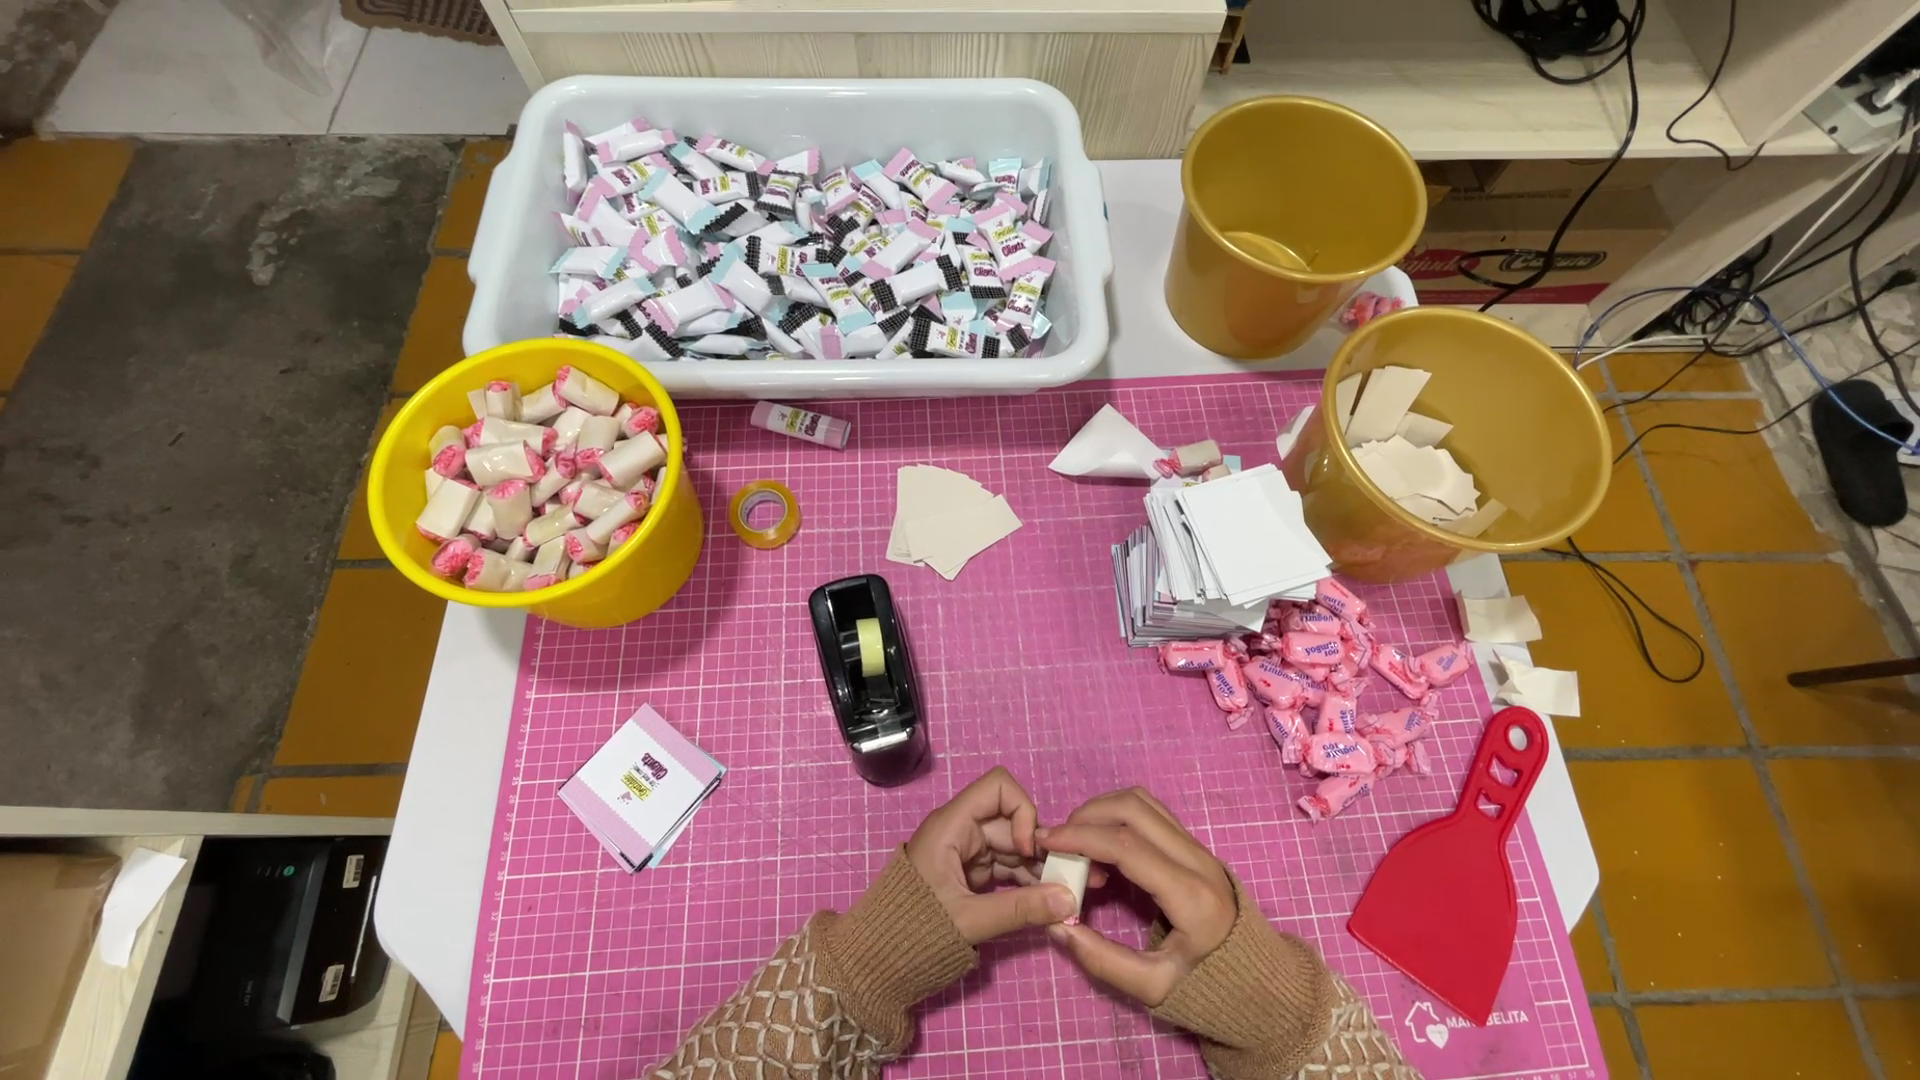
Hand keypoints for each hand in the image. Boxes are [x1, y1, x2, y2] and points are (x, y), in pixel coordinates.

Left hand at [903, 767, 1078, 944]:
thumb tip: (1069, 899)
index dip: (1021, 810)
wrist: (876, 960)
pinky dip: (1027, 882)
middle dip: (1042, 847)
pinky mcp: (971, 875)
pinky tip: (1048, 902)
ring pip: (1014, 847)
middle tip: (1073, 878)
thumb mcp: (968, 921)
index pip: (997, 787)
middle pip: (1012, 822)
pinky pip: (1007, 868)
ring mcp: (967, 853)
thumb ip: (1020, 909)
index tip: (1027, 849)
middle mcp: (961, 831)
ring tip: (1067, 895)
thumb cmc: (914, 930)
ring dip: (1039, 868)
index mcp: (952, 825)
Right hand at [1036, 787, 1235, 1006]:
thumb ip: (1103, 960)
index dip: (1080, 837)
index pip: (1126, 845)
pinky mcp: (1195, 845)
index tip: (1046, 842)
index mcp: (1191, 897)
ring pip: (1143, 802)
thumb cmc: (1209, 989)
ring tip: (1077, 839)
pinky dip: (1119, 814)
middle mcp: (1198, 861)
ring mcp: (1199, 848)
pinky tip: (1102, 840)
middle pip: (1133, 809)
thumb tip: (1058, 925)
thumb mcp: (1155, 989)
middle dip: (1086, 816)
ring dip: (1103, 809)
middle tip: (1058, 841)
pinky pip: (1152, 812)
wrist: (1263, 983)